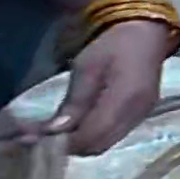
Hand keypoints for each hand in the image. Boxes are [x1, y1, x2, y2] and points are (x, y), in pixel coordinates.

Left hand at [53, 19, 171, 154]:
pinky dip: (95, 135)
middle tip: (41, 136)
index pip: (91, 135)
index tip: (33, 138)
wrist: (146, 33)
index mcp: (125, 98)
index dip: (62, 143)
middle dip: (69, 145)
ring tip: (58, 130)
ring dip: (81, 142)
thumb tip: (53, 132)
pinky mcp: (143, 112)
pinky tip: (81, 123)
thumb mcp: (87, 67)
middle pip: (99, 145)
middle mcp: (138, 112)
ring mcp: (143, 113)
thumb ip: (74, 102)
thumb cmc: (113, 46)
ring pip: (107, 142)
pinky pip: (115, 134)